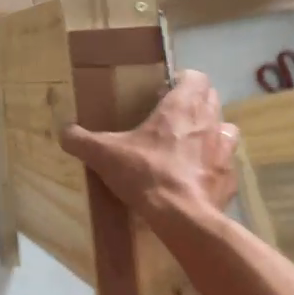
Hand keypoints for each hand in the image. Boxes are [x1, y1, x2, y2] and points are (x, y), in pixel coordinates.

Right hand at [60, 70, 240, 221]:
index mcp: (181, 108)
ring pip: (226, 128)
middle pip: (212, 99)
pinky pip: (226, 164)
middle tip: (171, 116)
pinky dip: (214, 166)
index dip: (183, 79)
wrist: (183, 217)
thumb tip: (64, 132)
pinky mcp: (230, 179)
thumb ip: (82, 140)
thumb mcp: (105, 154)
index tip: (165, 90)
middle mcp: (208, 122)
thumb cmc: (146, 173)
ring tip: (190, 144)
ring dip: (211, 131)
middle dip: (195, 102)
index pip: (196, 77)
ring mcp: (225, 151)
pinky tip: (197, 178)